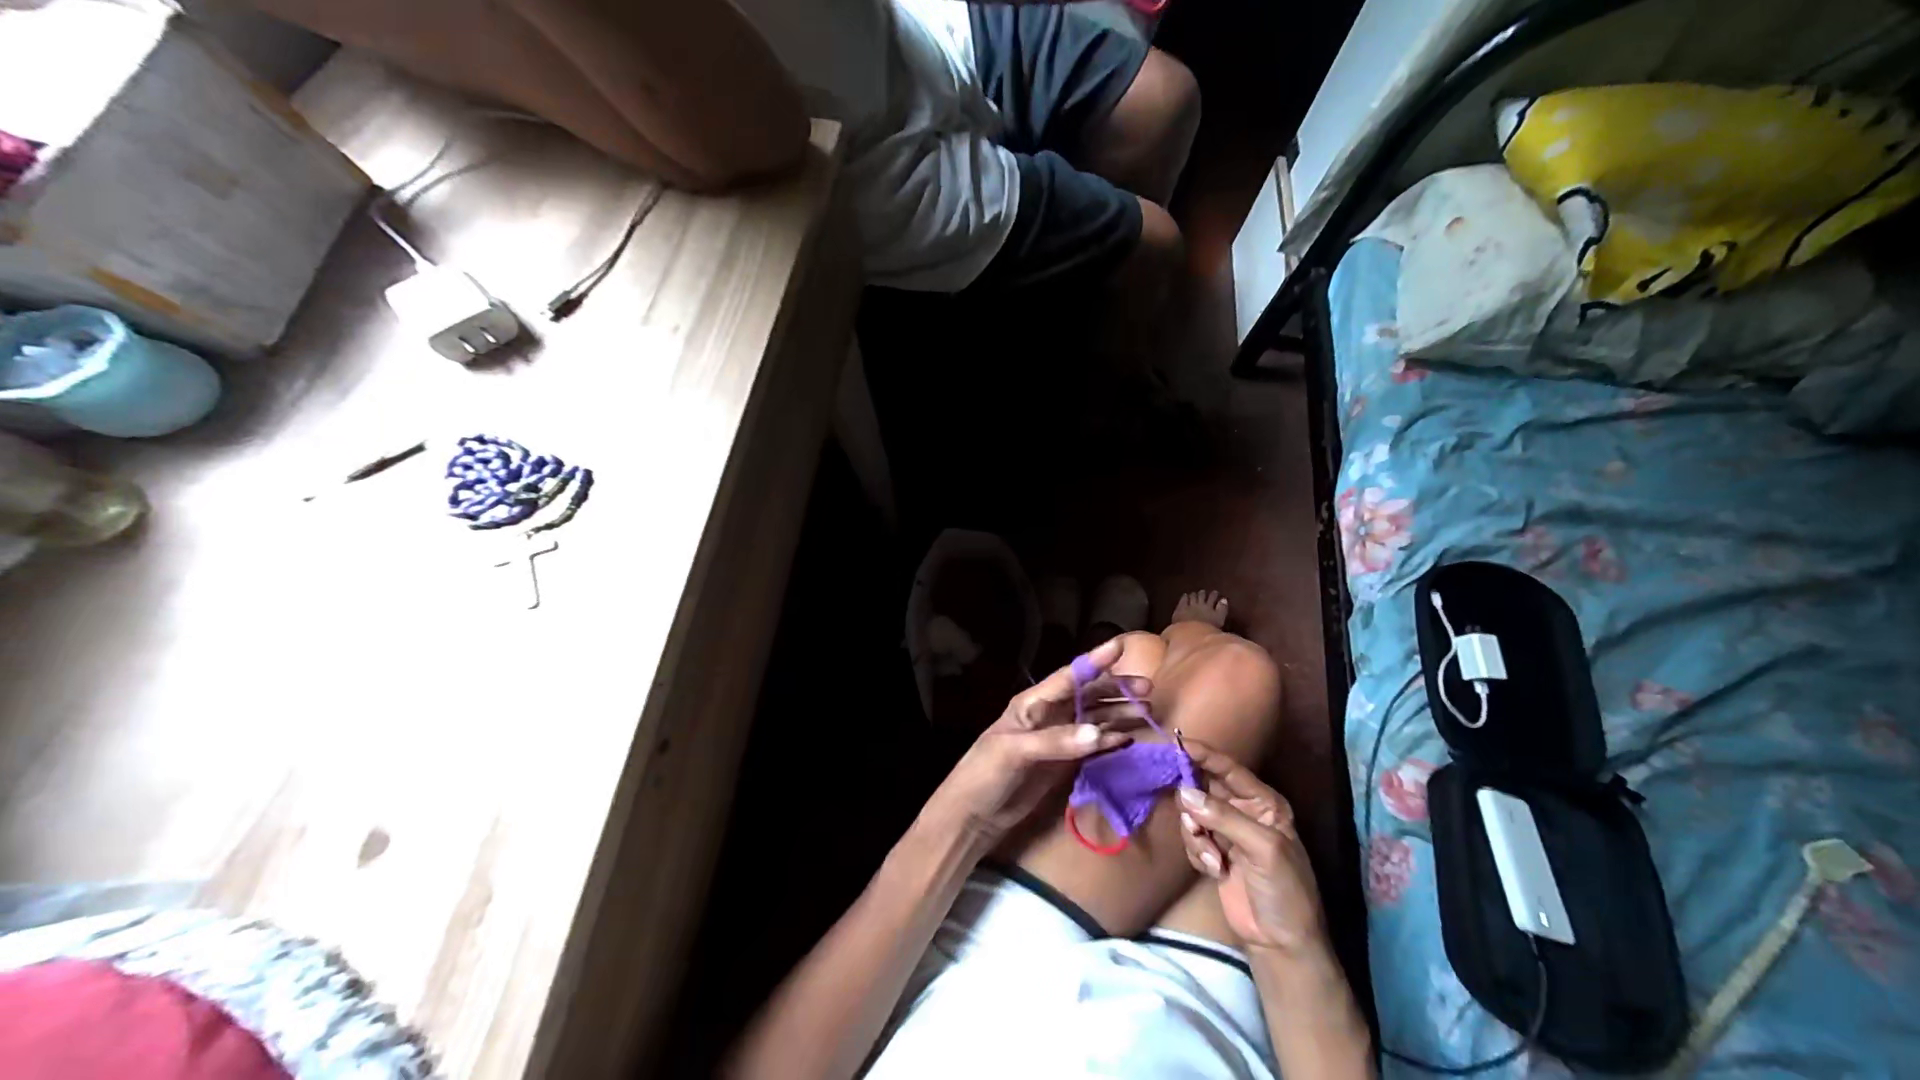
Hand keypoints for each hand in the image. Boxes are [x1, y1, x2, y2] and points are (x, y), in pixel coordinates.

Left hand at [920, 637, 1149, 850]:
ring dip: (1119, 715)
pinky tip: (1129, 740)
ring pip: (1094, 720)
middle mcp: (1048, 716)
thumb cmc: (983, 774)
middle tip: (1148, 688)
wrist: (972, 816)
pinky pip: (1092, 747)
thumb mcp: (1013, 752)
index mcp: (1031, 704)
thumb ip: (1055, 742)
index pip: (1068, 677)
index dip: (1094, 661)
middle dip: (1116, 690)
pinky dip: (1111, 742)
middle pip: (1087, 696)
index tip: (1120, 646)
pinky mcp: (1063, 764)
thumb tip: (1099, 733)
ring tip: (1148, 712)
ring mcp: (1057, 740)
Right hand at [1175, 741, 1329, 955]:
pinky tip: (1214, 870)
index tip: (1176, 742)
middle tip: (1189, 816)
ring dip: (1196, 834)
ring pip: (1193, 813)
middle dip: (1193, 801)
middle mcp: (1244, 811)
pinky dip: (1197, 851)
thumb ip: (1224, 818)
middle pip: (1205, 788)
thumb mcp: (1262, 849)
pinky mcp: (1213, 852)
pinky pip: (1191, 837)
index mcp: (1264, 803)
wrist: (1281, 943)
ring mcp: (1226, 832)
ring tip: (1213, 858)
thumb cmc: (1285, 890)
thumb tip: (1184, 793)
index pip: (1229, 769)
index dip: (1203, 754)